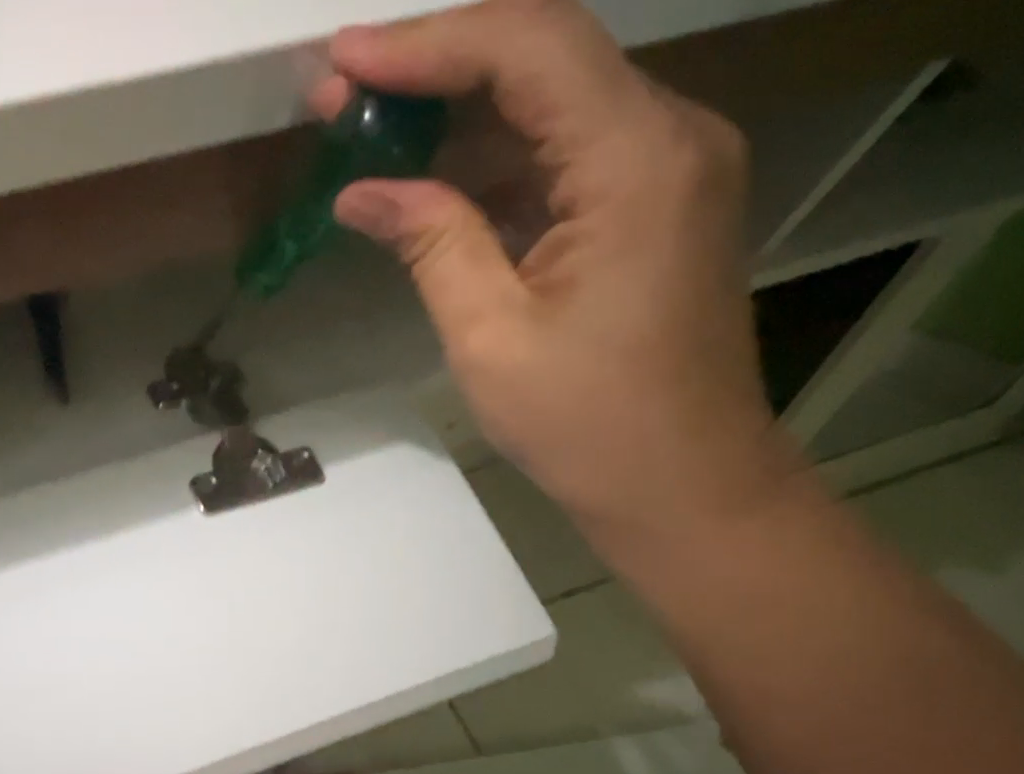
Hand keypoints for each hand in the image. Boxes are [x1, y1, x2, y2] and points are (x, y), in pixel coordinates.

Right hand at [321, 0, 792, 537]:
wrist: (684, 480)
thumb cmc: (590, 423)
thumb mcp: (491, 335)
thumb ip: (430, 242)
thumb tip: (360, 189)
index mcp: (637, 163)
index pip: (531, 49)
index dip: (429, 42)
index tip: (342, 62)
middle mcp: (669, 137)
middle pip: (543, 53)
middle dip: (435, 65)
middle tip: (339, 94)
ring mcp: (667, 163)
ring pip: (550, 94)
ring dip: (455, 106)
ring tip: (364, 129)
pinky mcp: (651, 196)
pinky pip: (562, 144)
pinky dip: (489, 151)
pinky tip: (425, 176)